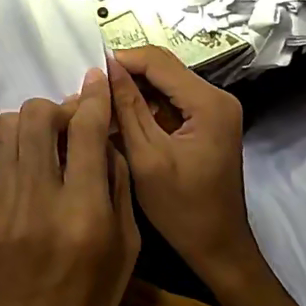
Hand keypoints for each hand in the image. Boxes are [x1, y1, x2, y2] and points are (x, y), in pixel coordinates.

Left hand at [0, 68, 138, 305]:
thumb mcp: (127, 249)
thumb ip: (116, 184)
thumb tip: (103, 135)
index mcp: (84, 216)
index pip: (86, 130)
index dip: (93, 97)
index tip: (96, 79)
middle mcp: (37, 202)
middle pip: (37, 115)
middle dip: (59, 108)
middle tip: (71, 125)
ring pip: (8, 126)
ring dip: (33, 125)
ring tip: (48, 146)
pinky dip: (16, 150)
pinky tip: (29, 172)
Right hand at [108, 46, 259, 285]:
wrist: (218, 246)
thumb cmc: (182, 209)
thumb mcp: (147, 157)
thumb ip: (127, 108)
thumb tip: (106, 70)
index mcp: (208, 103)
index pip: (158, 62)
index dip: (122, 60)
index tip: (87, 71)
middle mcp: (217, 97)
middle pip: (163, 69)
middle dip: (126, 76)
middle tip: (89, 91)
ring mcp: (214, 110)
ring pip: (165, 85)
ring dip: (133, 92)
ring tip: (99, 106)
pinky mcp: (207, 123)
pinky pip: (171, 102)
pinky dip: (146, 108)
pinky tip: (120, 120)